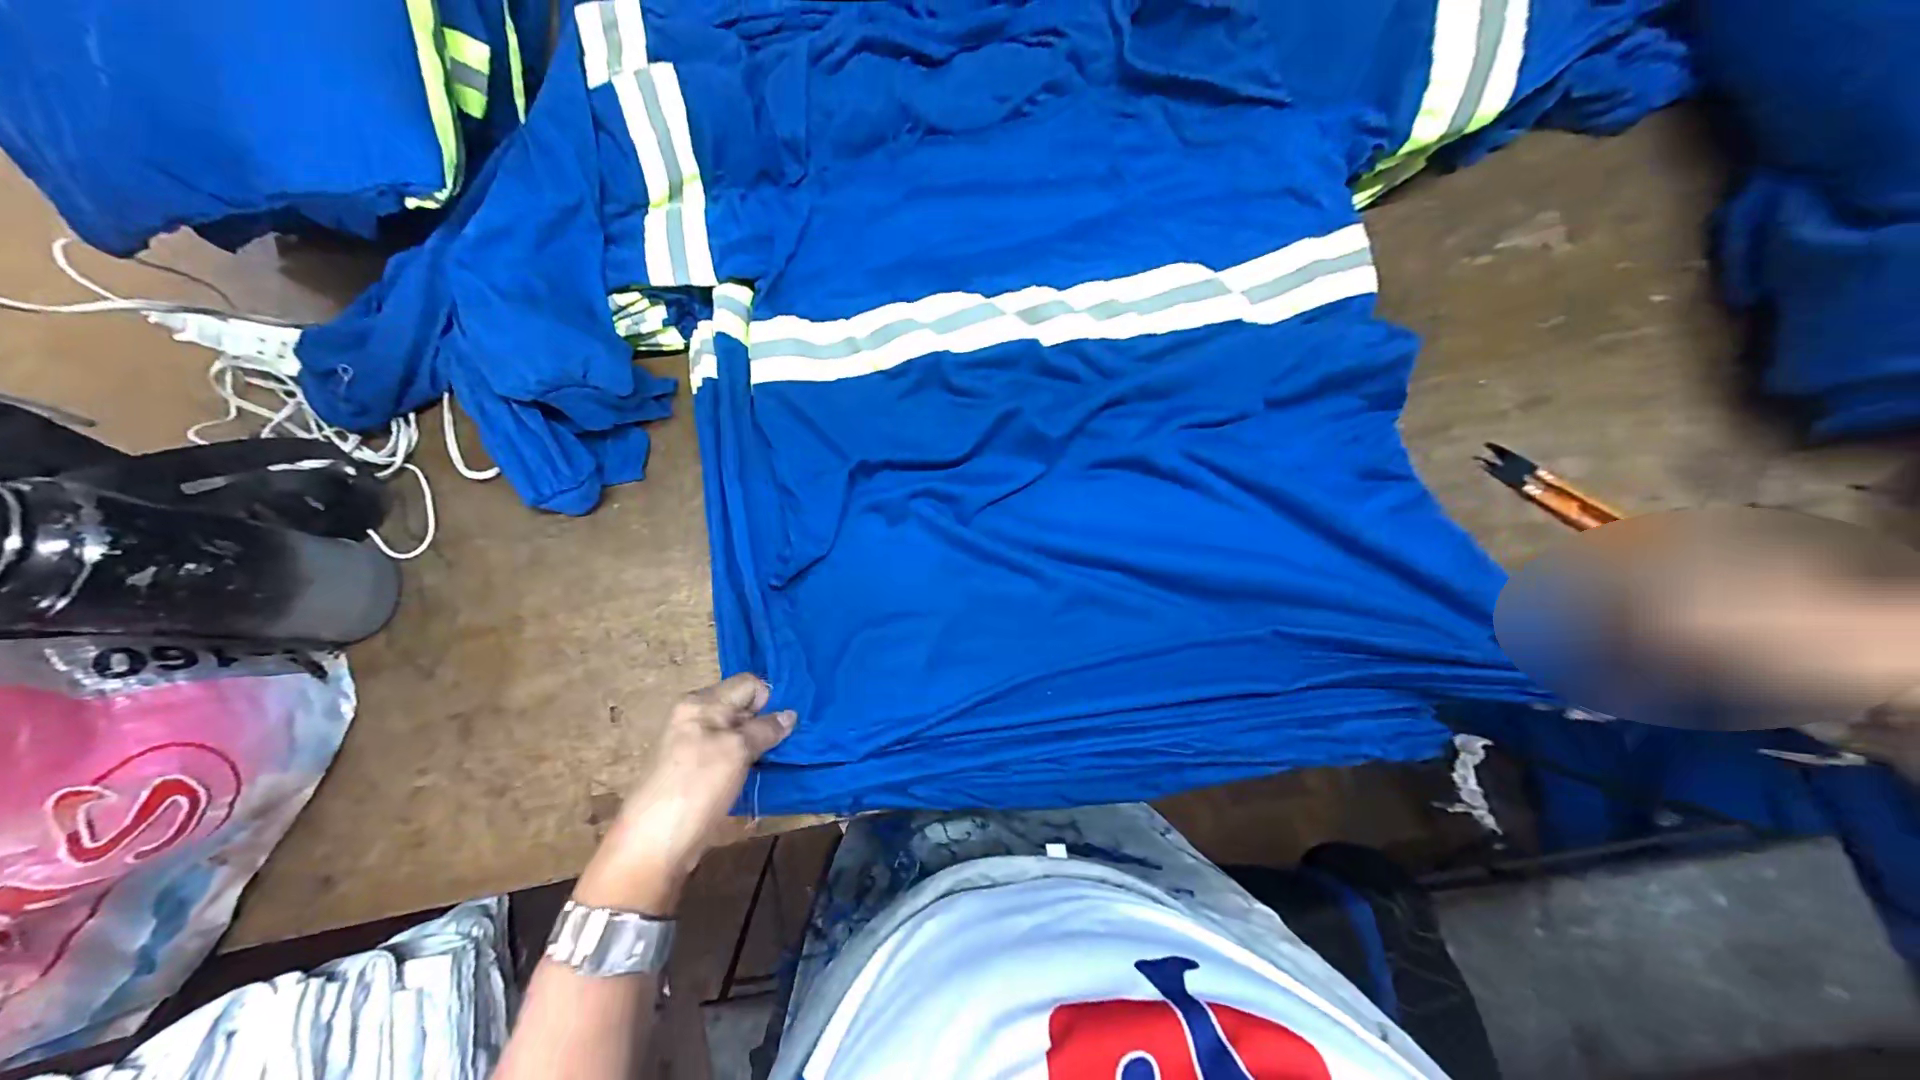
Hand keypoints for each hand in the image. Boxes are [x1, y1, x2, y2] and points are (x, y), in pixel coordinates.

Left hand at [572, 674, 796, 914]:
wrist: (655, 844)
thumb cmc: (697, 786)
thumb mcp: (737, 750)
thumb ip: (765, 729)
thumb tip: (790, 715)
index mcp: (701, 703)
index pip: (748, 684)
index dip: (769, 700)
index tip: (782, 725)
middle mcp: (696, 718)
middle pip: (743, 707)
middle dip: (766, 722)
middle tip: (787, 744)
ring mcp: (695, 747)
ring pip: (739, 734)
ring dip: (759, 745)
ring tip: (777, 761)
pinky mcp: (698, 773)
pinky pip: (731, 755)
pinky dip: (747, 762)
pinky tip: (759, 776)